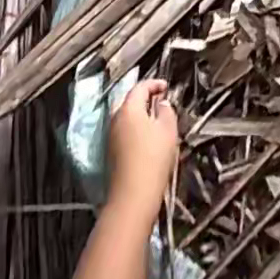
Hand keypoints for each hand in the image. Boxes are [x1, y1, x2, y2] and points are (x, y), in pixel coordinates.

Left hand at [106, 78, 177, 223]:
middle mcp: (115, 118)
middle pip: (131, 101)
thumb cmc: (153, 158)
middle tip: (162, 102)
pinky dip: (137, 129)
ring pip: (127, 117)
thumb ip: (167, 111)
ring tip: (158, 121)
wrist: (133, 194)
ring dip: (142, 115)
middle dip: (146, 99)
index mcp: (128, 109)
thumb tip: (161, 104)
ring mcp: (111, 135)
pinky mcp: (112, 151)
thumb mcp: (168, 130)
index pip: (140, 87)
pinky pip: (125, 131)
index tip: (166, 86)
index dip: (154, 83)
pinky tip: (148, 139)